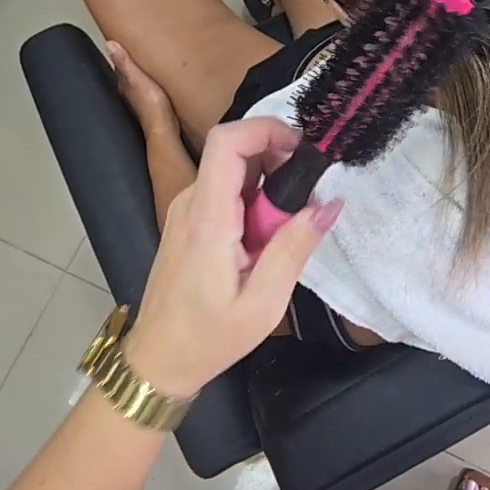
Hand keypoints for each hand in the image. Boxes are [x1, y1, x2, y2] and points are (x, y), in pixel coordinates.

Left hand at [107, 41, 177, 139]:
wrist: (164, 128)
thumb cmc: (152, 105)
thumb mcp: (138, 79)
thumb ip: (125, 63)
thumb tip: (109, 44)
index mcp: (124, 84)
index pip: (118, 66)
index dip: (120, 55)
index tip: (122, 43)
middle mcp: (129, 92)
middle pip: (126, 75)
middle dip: (129, 65)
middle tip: (133, 52)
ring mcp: (139, 101)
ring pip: (135, 84)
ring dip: (137, 75)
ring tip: (143, 65)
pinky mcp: (151, 106)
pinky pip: (146, 91)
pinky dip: (147, 85)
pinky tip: (153, 83)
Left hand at [121, 118, 342, 397]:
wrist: (158, 359)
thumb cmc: (209, 337)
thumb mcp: (263, 304)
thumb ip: (295, 249)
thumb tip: (330, 203)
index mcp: (207, 218)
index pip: (227, 141)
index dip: (266, 129)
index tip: (303, 150)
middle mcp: (191, 203)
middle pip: (232, 150)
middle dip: (276, 157)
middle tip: (308, 193)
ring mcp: (185, 210)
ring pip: (231, 170)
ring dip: (268, 181)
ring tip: (292, 219)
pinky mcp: (188, 221)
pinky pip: (224, 190)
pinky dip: (254, 198)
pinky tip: (269, 233)